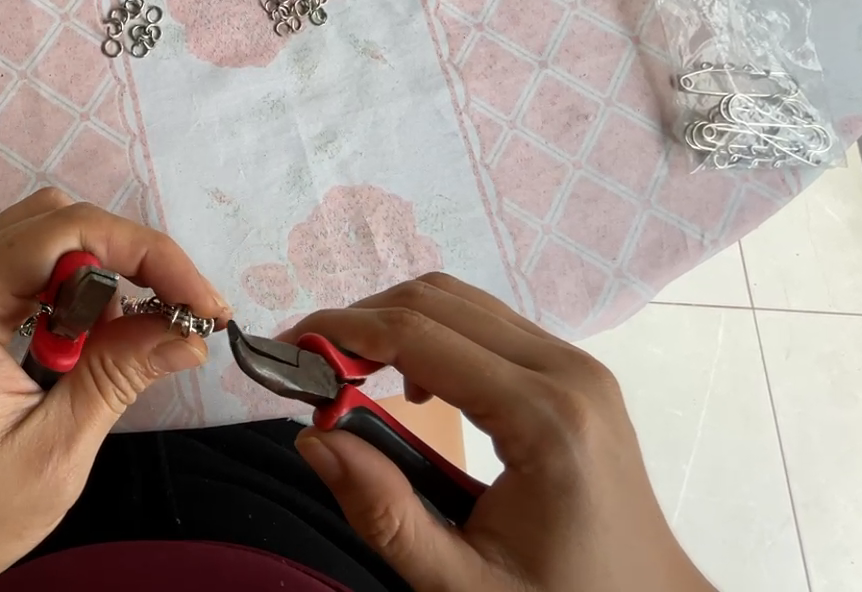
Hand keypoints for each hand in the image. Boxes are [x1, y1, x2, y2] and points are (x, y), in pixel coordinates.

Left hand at [0, 189, 227, 591]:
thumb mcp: (51, 453)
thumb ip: (117, 377)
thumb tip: (187, 331)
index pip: (71, 230)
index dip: (148, 254)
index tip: (204, 304)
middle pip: (61, 219)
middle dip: (132, 259)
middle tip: (178, 318)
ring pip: (48, 232)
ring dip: (104, 270)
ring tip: (134, 335)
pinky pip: (30, 261)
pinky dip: (75, 285)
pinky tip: (90, 338)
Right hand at [288, 274, 714, 591]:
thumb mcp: (466, 589)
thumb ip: (385, 516)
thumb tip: (310, 438)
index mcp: (545, 418)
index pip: (416, 333)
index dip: (340, 331)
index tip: (288, 351)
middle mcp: (565, 369)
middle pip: (430, 300)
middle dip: (357, 322)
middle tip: (312, 366)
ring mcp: (573, 363)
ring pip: (452, 298)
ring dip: (388, 320)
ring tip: (350, 370)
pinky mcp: (570, 369)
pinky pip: (478, 318)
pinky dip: (425, 329)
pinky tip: (413, 383)